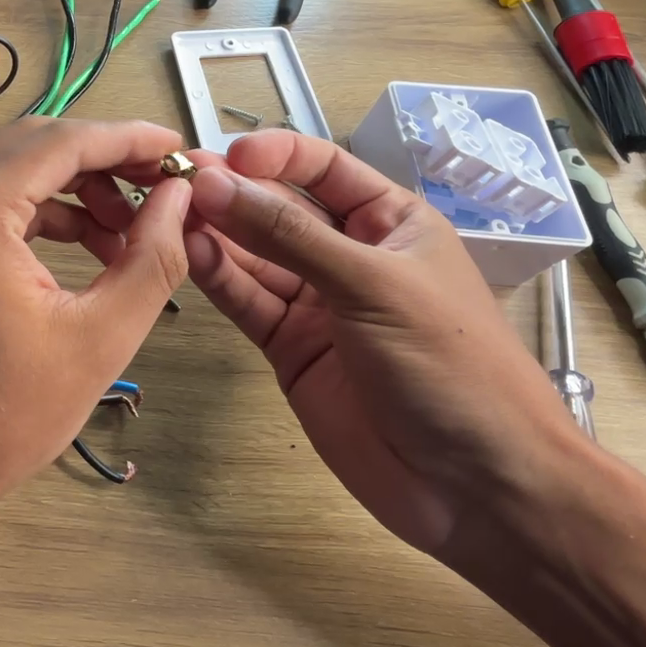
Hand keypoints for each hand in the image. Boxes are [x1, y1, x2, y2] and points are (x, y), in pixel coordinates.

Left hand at [0, 118, 191, 535]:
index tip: (179, 148)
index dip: (128, 139)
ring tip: (128, 230)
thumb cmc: (6, 414)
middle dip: (104, 160)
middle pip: (34, 143)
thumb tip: (181, 195)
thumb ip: (153, 255)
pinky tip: (86, 240)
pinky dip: (38, 207)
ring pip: (12, 165)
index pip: (62, 141)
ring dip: (73, 186)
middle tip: (161, 188)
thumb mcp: (101, 335)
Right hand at [181, 131, 585, 555]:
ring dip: (214, 231)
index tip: (227, 156)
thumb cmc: (450, 366)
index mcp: (389, 223)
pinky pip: (246, 299)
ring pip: (253, 254)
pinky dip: (216, 276)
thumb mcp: (374, 285)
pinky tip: (188, 252)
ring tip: (169, 212)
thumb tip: (215, 183)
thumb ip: (289, 235)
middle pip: (277, 209)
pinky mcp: (287, 345)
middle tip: (176, 179)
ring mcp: (314, 302)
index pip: (323, 170)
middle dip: (231, 192)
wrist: (476, 489)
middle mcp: (347, 254)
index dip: (276, 156)